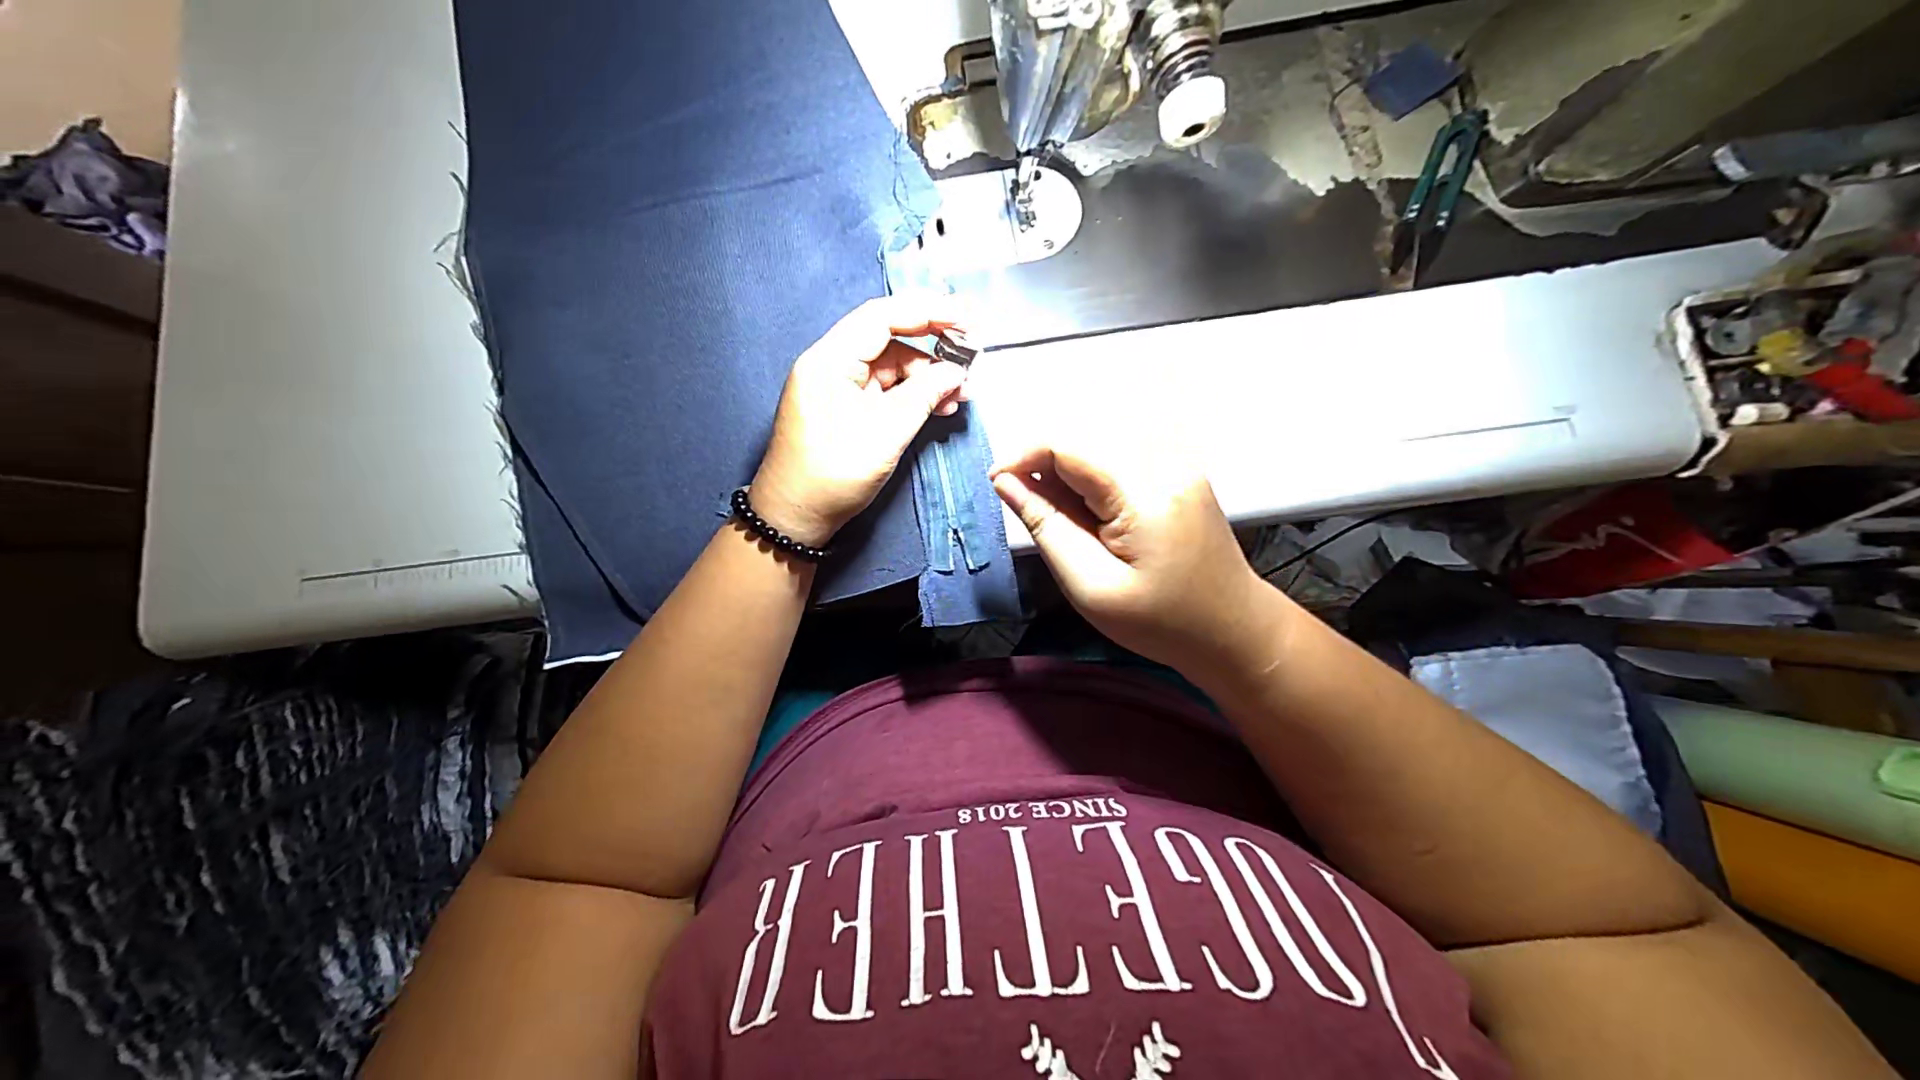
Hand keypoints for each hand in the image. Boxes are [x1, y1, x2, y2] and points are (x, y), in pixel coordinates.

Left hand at [750, 295, 969, 547]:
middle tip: (970, 356)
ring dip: (927, 377)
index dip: (926, 311)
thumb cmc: (831, 476)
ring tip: (959, 394)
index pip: (882, 317)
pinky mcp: (845, 407)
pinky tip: (938, 406)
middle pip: (888, 339)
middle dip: (932, 348)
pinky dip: (912, 395)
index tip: (965, 317)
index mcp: (829, 361)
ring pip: (891, 366)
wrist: (794, 517)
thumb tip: (956, 372)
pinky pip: (884, 389)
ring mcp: (837, 387)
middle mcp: (831, 365)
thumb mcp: (886, 433)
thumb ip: (924, 395)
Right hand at [991, 443, 1280, 677]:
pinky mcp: (1180, 471)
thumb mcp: (1090, 586)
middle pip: (1084, 435)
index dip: (1022, 456)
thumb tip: (1005, 481)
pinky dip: (1093, 473)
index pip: (1069, 446)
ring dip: (1068, 468)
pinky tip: (1093, 509)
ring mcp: (1179, 464)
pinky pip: (1122, 453)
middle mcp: (1167, 464)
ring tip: (1066, 516)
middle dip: (1045, 462)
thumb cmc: (1161, 622)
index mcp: (1146, 495)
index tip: (996, 482)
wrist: (1232, 630)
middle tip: (1033, 509)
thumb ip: (1045, 526)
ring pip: (1100, 441)